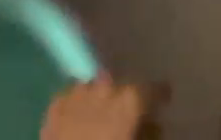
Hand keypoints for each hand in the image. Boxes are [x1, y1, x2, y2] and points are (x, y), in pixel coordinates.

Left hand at [42, 76, 156, 139]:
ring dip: (102, 99)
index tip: (165, 99)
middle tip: (128, 114)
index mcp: (130, 99)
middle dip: (126, 97)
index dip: (160, 94)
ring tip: (101, 117)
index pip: (153, 88)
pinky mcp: (56, 103)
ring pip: (97, 87)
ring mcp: (78, 91)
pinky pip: (74, 97)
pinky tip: (80, 120)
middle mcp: (106, 86)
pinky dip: (80, 105)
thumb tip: (153, 125)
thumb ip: (149, 133)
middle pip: (122, 86)